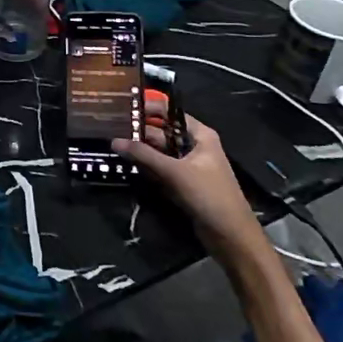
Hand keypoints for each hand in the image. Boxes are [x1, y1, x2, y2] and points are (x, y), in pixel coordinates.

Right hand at [115, 100, 270, 269]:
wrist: (230, 235)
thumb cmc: (208, 195)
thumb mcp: (175, 172)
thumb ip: (145, 155)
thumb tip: (115, 140)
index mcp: (200, 135)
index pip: (171, 114)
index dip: (150, 109)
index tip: (125, 107)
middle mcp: (195, 146)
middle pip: (164, 133)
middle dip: (142, 133)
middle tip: (112, 129)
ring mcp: (190, 166)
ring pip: (162, 153)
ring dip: (143, 152)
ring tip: (115, 145)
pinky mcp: (185, 184)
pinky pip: (163, 170)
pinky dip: (150, 168)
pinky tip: (130, 166)